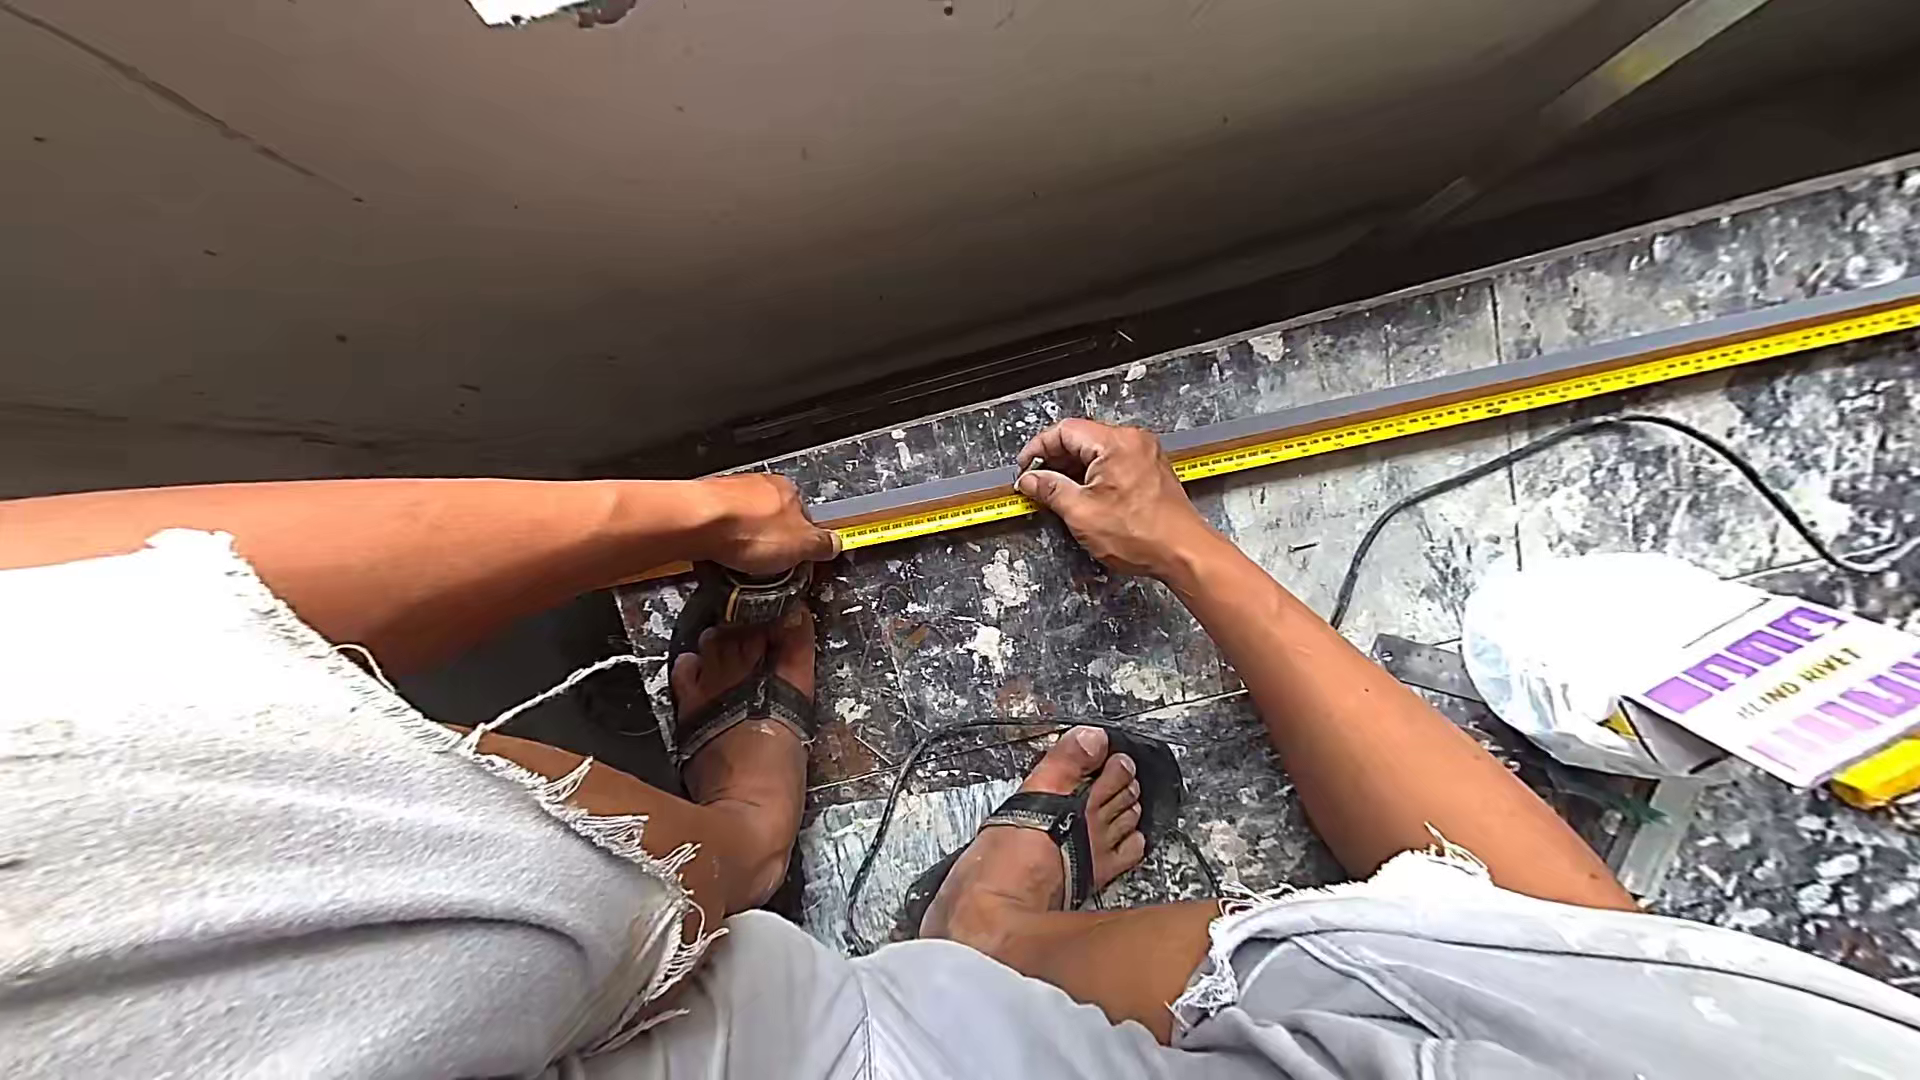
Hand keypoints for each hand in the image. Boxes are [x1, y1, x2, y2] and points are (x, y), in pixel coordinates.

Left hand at [693, 474, 840, 574]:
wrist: (694, 524)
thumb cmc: (746, 529)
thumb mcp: (801, 546)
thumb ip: (822, 544)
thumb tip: (834, 545)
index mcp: (789, 490)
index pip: (805, 516)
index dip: (801, 541)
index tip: (795, 559)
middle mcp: (759, 484)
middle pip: (773, 517)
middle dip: (771, 540)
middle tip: (767, 566)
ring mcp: (730, 491)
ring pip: (745, 521)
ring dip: (744, 541)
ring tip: (740, 563)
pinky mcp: (704, 503)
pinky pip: (720, 527)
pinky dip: (722, 541)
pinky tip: (720, 555)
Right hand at [1015, 419, 1218, 578]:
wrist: (1182, 552)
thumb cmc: (1143, 535)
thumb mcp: (1081, 513)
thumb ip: (1050, 490)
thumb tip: (1030, 480)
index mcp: (1115, 443)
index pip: (1064, 431)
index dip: (1038, 448)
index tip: (1025, 467)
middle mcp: (1133, 442)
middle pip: (1080, 439)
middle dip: (1054, 461)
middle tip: (1036, 483)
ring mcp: (1143, 455)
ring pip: (1096, 452)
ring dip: (1072, 470)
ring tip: (1056, 494)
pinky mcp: (1149, 470)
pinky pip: (1112, 463)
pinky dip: (1092, 476)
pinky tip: (1081, 497)